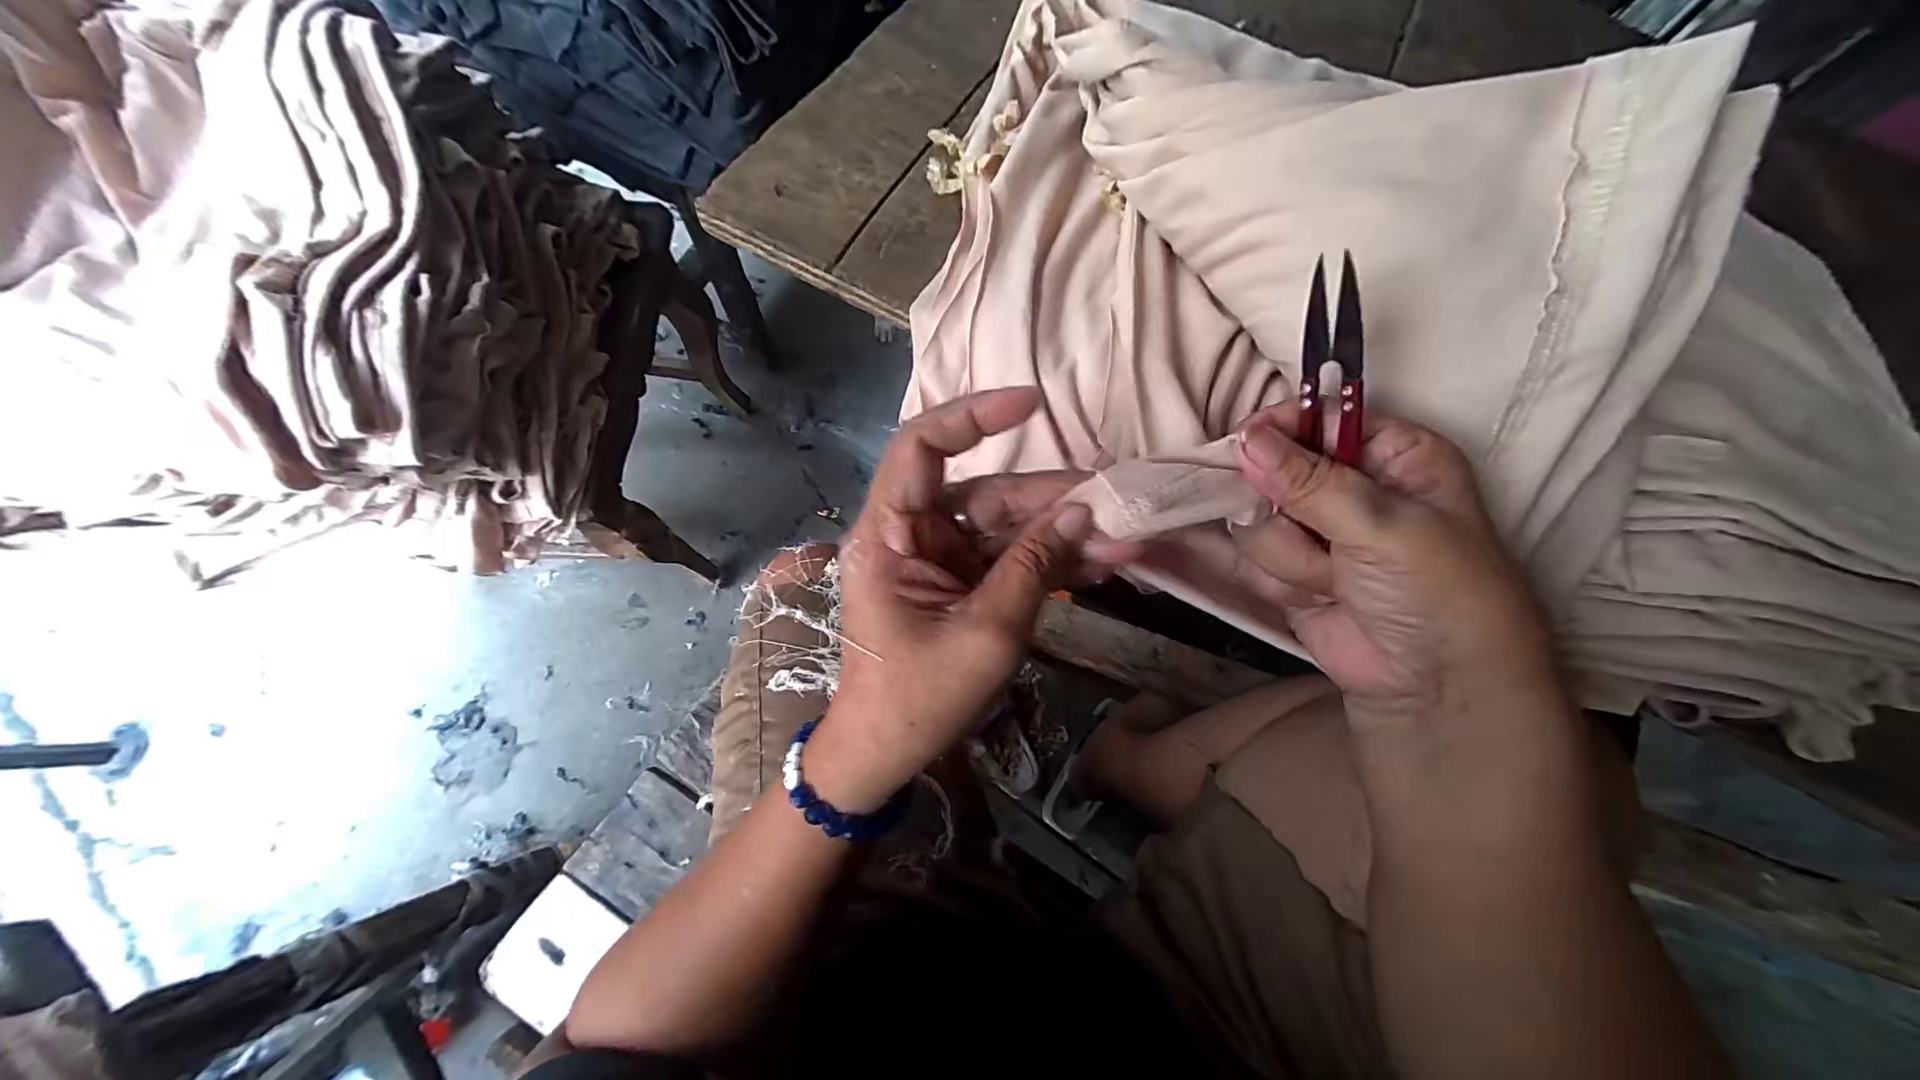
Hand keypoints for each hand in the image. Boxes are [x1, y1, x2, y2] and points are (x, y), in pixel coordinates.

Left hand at [802, 388, 1125, 809]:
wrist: (888, 752)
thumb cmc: (920, 697)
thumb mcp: (987, 631)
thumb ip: (1035, 565)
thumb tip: (1084, 511)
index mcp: (889, 535)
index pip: (921, 447)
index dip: (972, 415)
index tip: (1031, 404)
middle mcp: (909, 534)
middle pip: (983, 493)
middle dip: (1051, 501)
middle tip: (1116, 510)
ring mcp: (936, 558)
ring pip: (1003, 526)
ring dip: (1061, 534)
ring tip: (1122, 543)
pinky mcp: (957, 581)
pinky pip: (1005, 557)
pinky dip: (1047, 560)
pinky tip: (1099, 564)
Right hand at [1233, 403, 1559, 731]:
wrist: (1433, 686)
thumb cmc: (1438, 592)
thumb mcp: (1384, 526)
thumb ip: (1310, 481)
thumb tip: (1248, 438)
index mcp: (1390, 455)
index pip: (1318, 419)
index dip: (1281, 428)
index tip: (1247, 443)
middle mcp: (1348, 486)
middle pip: (1272, 469)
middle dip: (1285, 509)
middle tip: (1317, 533)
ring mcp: (1315, 531)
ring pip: (1257, 520)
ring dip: (1291, 556)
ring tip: (1336, 580)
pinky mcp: (1290, 570)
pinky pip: (1254, 559)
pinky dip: (1283, 582)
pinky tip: (1322, 599)